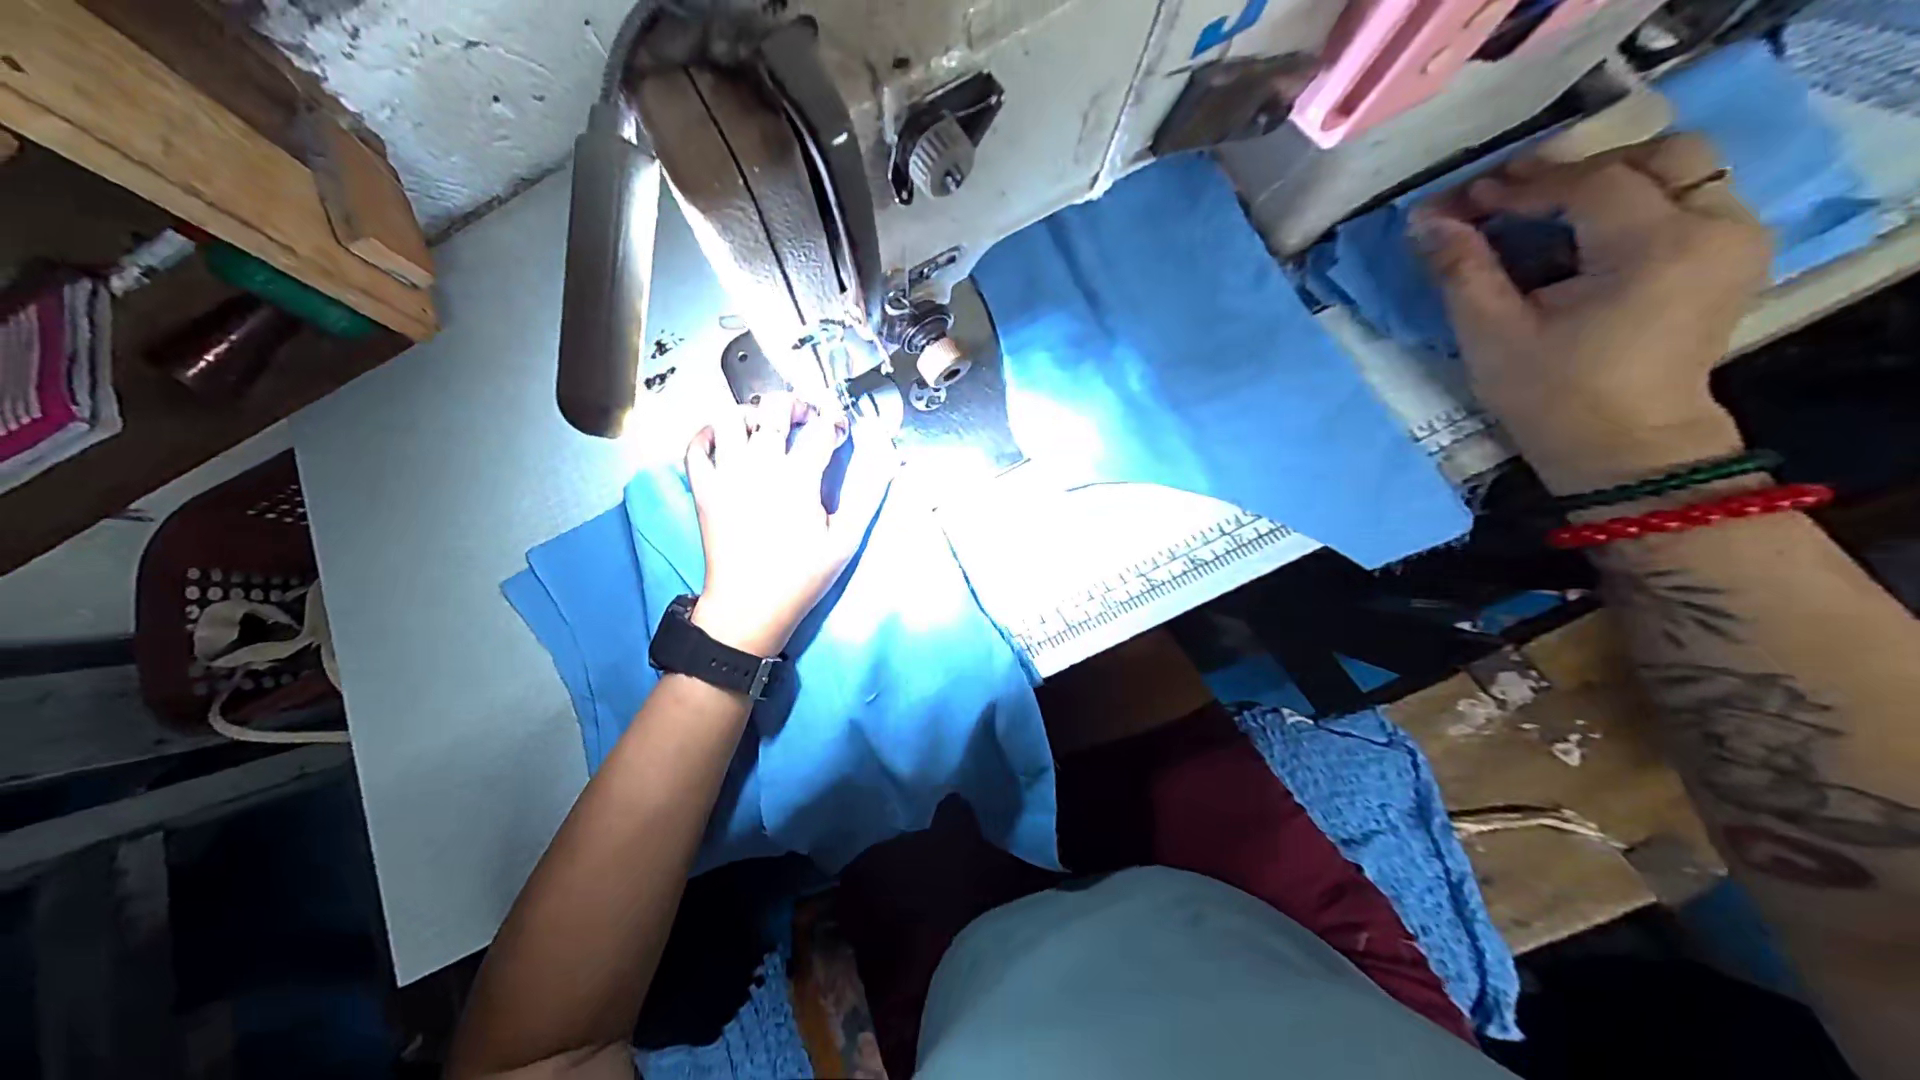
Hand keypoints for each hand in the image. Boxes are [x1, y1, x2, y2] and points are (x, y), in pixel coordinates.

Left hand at [684, 393, 895, 657]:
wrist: (749, 608)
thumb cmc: (801, 576)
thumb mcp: (845, 539)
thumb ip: (868, 493)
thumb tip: (888, 458)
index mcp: (798, 478)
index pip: (820, 428)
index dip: (835, 422)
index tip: (839, 431)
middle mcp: (759, 466)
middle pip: (773, 408)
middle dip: (795, 403)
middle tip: (805, 418)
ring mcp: (726, 475)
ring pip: (730, 417)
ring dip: (751, 412)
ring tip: (764, 425)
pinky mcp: (703, 488)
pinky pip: (696, 446)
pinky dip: (707, 434)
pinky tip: (724, 439)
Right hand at [1412, 134, 1772, 493]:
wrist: (1624, 448)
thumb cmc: (1551, 397)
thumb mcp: (1492, 335)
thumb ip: (1462, 269)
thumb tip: (1426, 219)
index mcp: (1656, 248)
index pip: (1590, 184)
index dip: (1522, 185)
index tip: (1466, 199)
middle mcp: (1717, 226)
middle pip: (1655, 154)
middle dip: (1576, 169)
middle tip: (1514, 196)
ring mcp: (1738, 237)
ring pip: (1681, 170)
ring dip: (1609, 180)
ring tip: (1548, 211)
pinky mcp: (1735, 253)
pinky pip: (1691, 198)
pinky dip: (1636, 201)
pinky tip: (1588, 232)